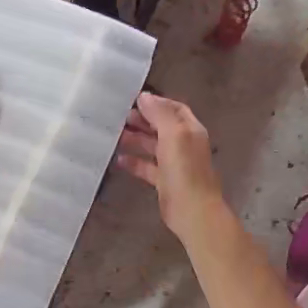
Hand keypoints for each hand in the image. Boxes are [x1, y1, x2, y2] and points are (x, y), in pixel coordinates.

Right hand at [116, 92, 228, 238]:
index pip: (174, 109)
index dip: (157, 103)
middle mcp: (184, 144)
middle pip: (162, 127)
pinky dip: (134, 162)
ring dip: (135, 139)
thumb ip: (159, 114)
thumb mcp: (173, 134)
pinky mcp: (164, 181)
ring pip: (152, 146)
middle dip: (142, 120)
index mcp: (190, 130)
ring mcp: (174, 164)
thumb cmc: (184, 169)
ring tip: (114, 134)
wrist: (193, 210)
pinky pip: (147, 167)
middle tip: (119, 117)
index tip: (134, 100)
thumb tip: (144, 96)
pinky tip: (118, 160)